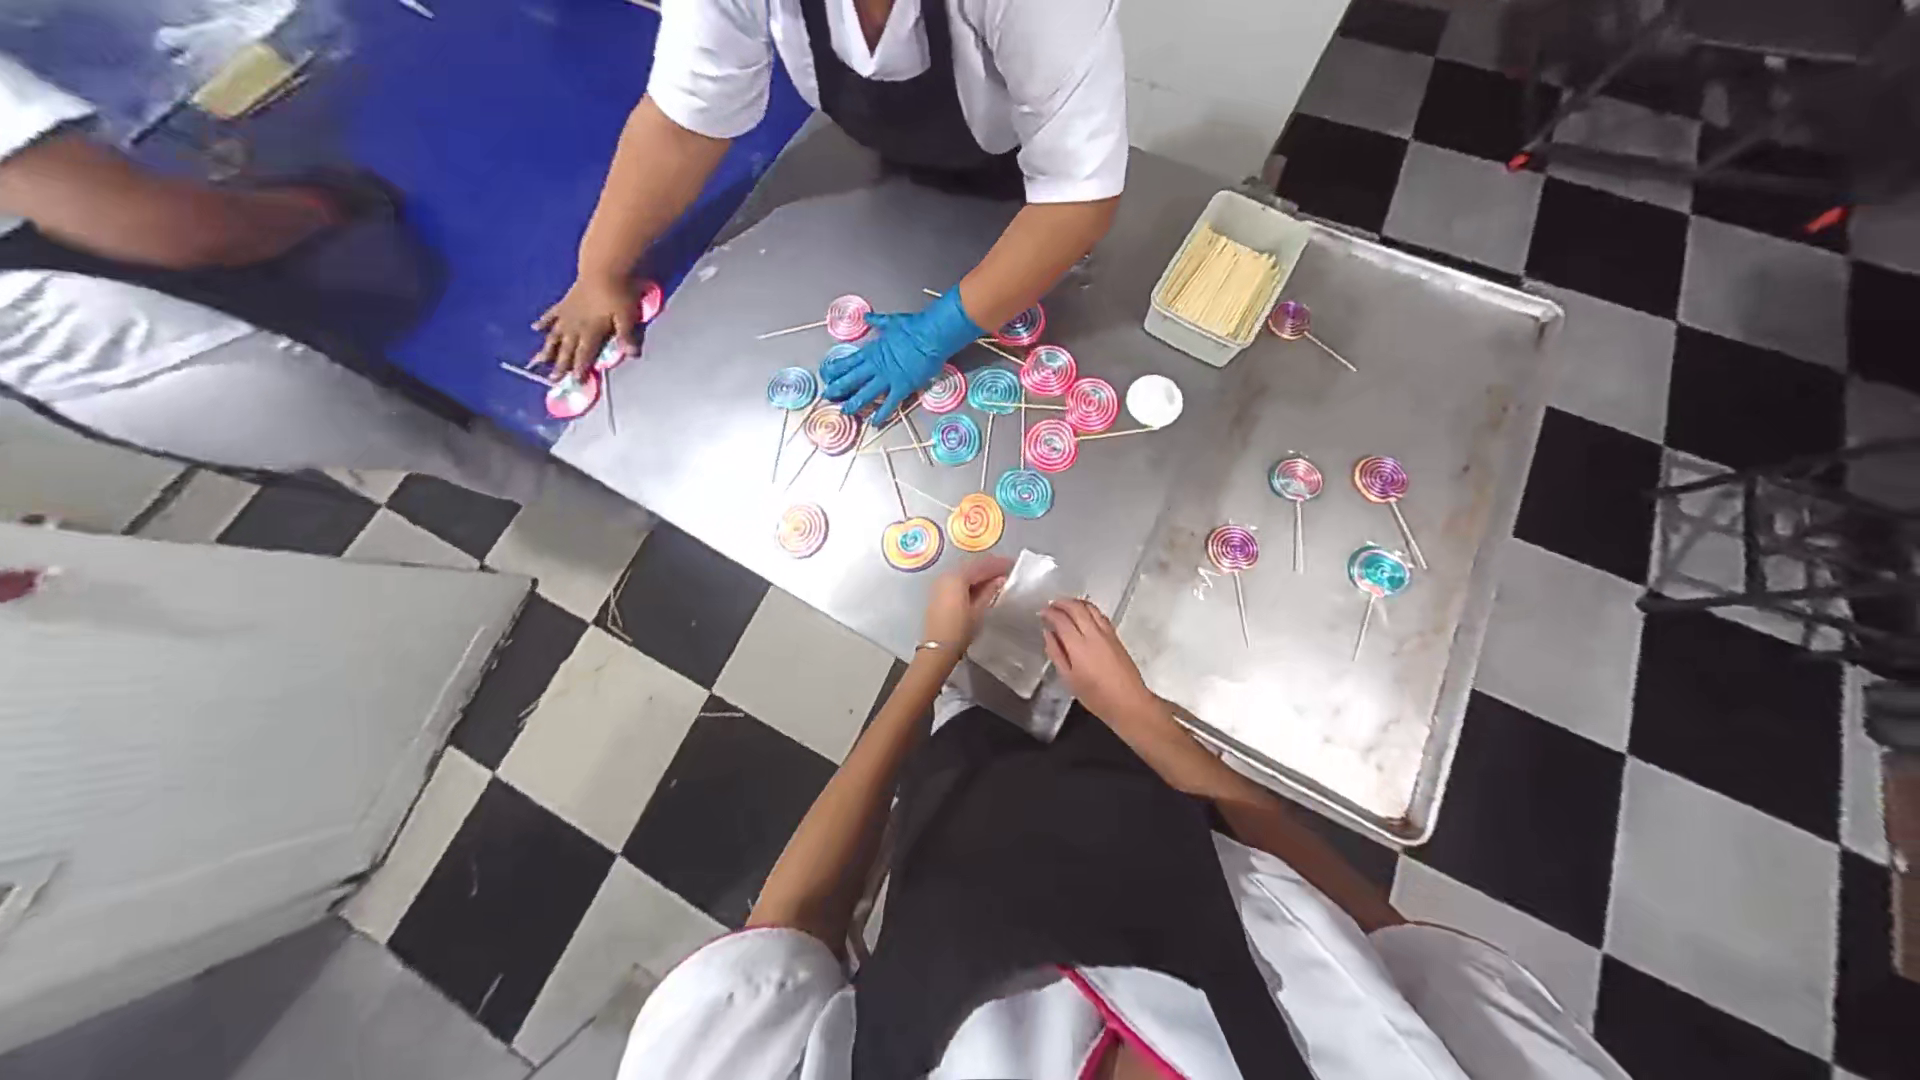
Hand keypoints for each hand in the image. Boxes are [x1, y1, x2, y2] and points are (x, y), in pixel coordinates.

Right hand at [532, 273, 637, 377]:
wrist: (604, 268)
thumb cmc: (619, 293)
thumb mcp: (628, 317)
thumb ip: (627, 336)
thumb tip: (632, 355)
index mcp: (591, 331)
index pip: (584, 355)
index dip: (579, 368)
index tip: (574, 380)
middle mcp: (575, 325)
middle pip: (566, 349)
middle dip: (560, 365)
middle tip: (552, 379)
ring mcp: (568, 313)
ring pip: (555, 335)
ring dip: (547, 349)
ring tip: (538, 361)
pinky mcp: (565, 302)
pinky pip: (551, 314)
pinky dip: (543, 322)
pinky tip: (535, 328)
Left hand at [820, 287, 981, 420]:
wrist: (930, 335)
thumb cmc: (913, 326)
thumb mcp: (890, 322)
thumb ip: (876, 321)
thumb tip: (866, 317)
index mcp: (872, 351)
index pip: (847, 362)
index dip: (834, 369)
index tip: (825, 374)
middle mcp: (876, 367)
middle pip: (850, 380)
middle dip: (837, 388)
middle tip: (826, 396)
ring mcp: (888, 378)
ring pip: (865, 394)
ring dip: (854, 404)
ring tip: (845, 411)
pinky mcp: (902, 387)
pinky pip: (890, 404)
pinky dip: (882, 415)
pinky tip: (875, 423)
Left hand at [922, 555, 1013, 650]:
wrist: (938, 647)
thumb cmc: (960, 630)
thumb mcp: (978, 610)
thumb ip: (989, 591)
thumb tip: (1001, 578)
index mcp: (957, 578)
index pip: (981, 566)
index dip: (997, 564)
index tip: (1011, 564)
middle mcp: (946, 575)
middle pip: (971, 566)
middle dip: (988, 567)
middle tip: (1005, 569)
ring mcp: (940, 583)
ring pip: (964, 571)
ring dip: (979, 573)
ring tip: (996, 577)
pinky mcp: (938, 591)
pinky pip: (957, 579)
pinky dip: (970, 579)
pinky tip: (980, 585)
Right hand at [1041, 598, 1157, 726]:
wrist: (1128, 701)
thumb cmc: (1096, 695)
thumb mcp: (1069, 678)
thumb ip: (1056, 653)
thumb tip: (1048, 634)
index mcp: (1078, 646)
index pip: (1061, 619)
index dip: (1050, 613)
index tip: (1042, 612)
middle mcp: (1093, 634)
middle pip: (1077, 608)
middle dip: (1062, 603)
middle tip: (1052, 605)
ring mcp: (1107, 634)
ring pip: (1091, 608)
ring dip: (1076, 603)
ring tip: (1066, 605)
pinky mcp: (1116, 636)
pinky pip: (1100, 615)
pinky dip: (1089, 609)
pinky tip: (1084, 614)